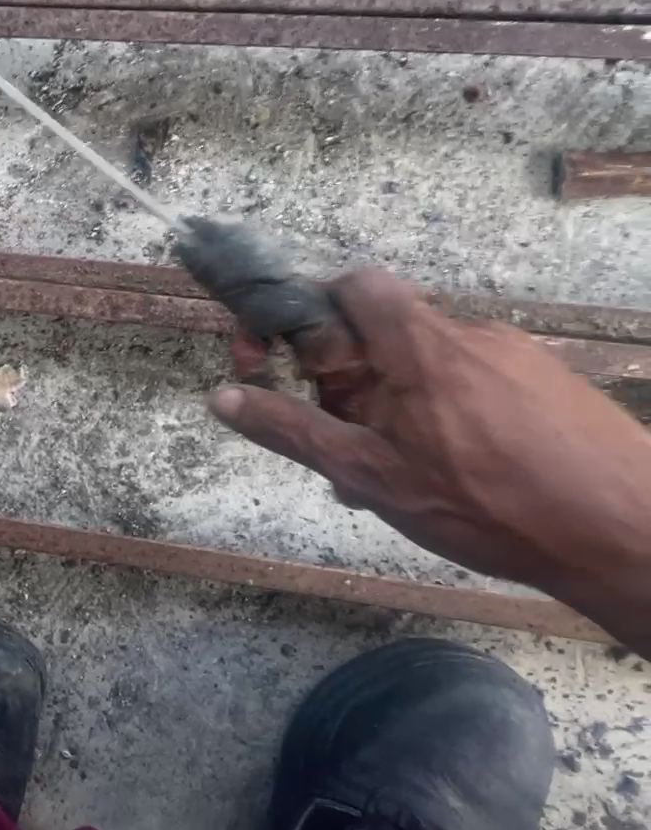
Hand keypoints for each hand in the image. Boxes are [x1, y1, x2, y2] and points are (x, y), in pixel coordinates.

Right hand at [209, 269, 650, 640]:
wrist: (645, 545)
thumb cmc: (493, 505)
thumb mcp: (369, 473)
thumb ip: (290, 428)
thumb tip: (221, 396)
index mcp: (419, 347)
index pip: (351, 284)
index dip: (301, 308)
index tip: (275, 359)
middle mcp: (469, 338)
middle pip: (378, 330)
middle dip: (340, 375)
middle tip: (336, 433)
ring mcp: (518, 360)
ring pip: (422, 363)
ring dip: (387, 401)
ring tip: (391, 468)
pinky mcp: (554, 387)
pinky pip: (469, 383)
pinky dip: (437, 412)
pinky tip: (445, 471)